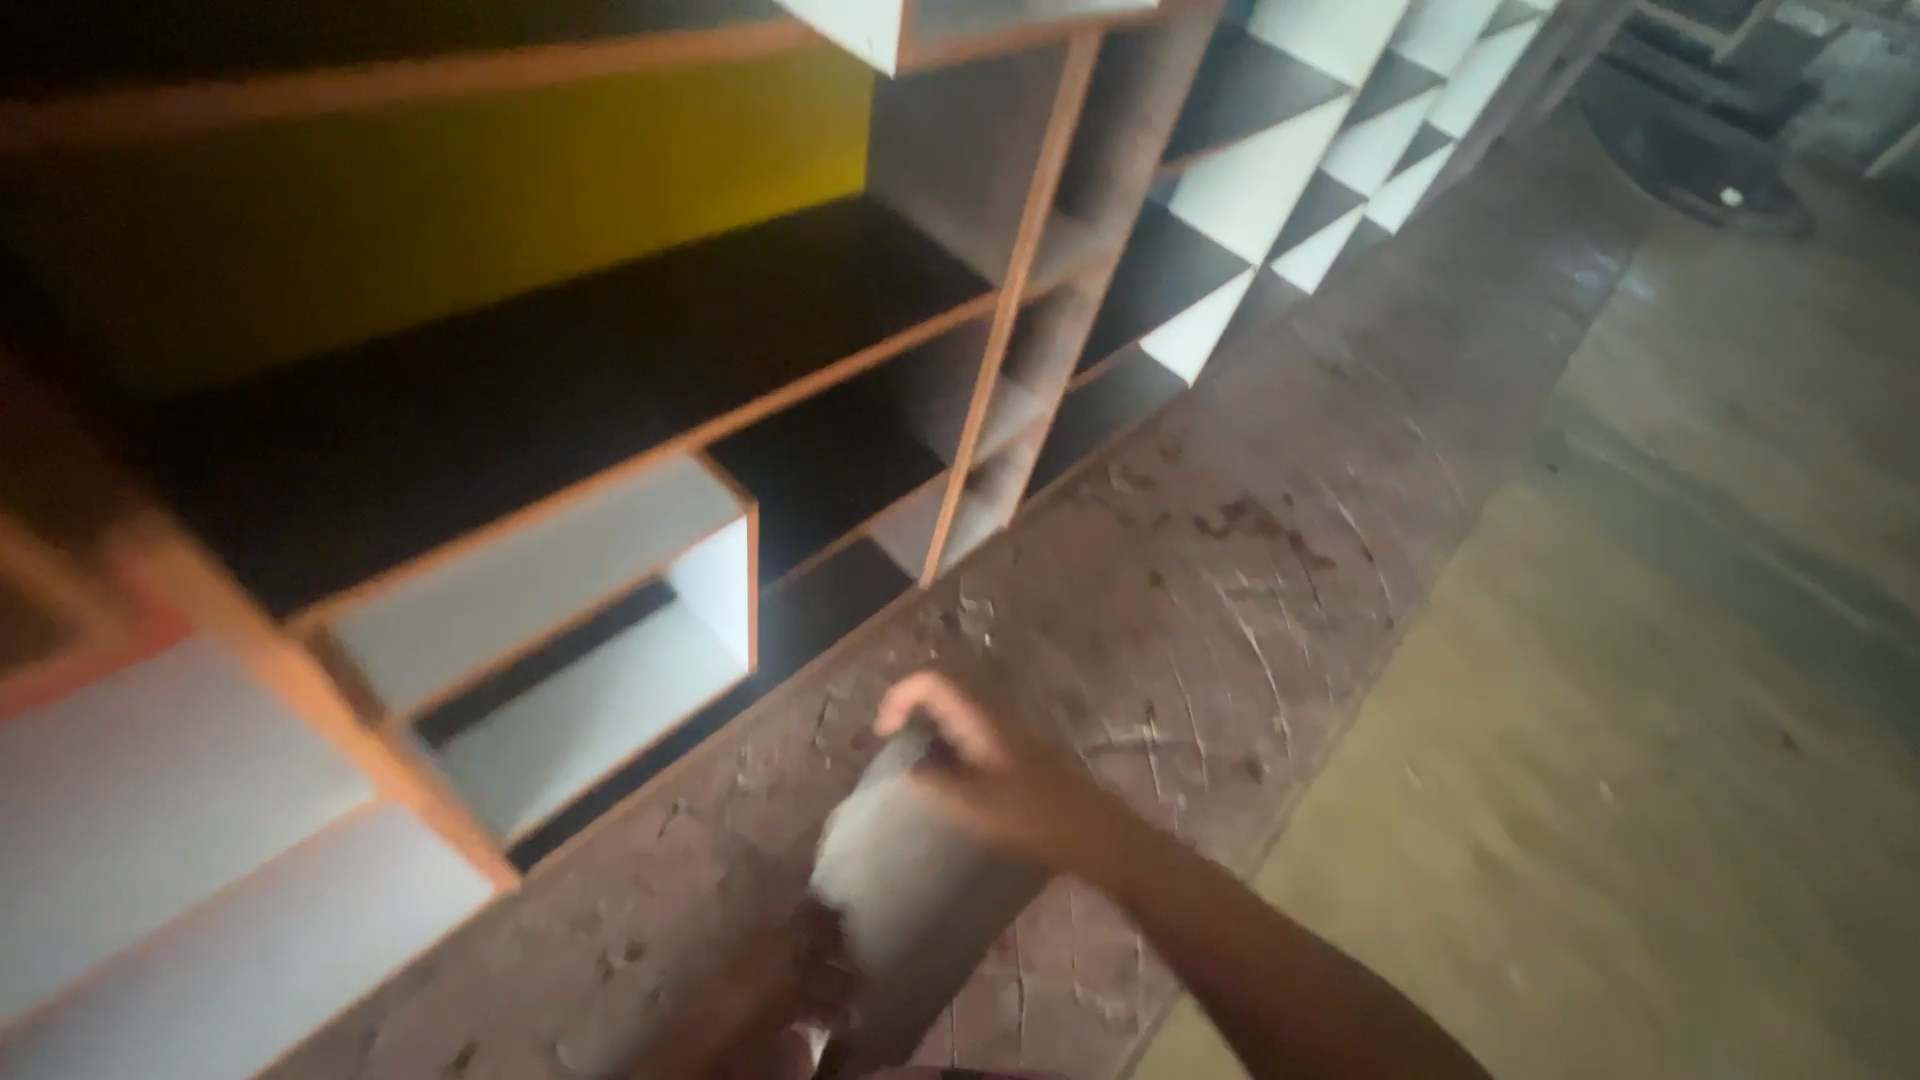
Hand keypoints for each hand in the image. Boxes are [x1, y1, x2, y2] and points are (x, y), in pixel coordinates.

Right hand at [875, 671, 1142, 874]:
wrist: (1092, 831)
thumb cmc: (1033, 817)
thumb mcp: (974, 808)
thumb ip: (935, 786)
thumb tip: (908, 773)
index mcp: (980, 719)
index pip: (932, 680)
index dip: (900, 695)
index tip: (885, 732)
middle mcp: (994, 715)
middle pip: (944, 690)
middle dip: (911, 709)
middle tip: (893, 745)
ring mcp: (1008, 730)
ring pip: (958, 711)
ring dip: (931, 727)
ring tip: (915, 765)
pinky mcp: (1017, 749)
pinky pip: (972, 730)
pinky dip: (950, 742)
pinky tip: (950, 779)